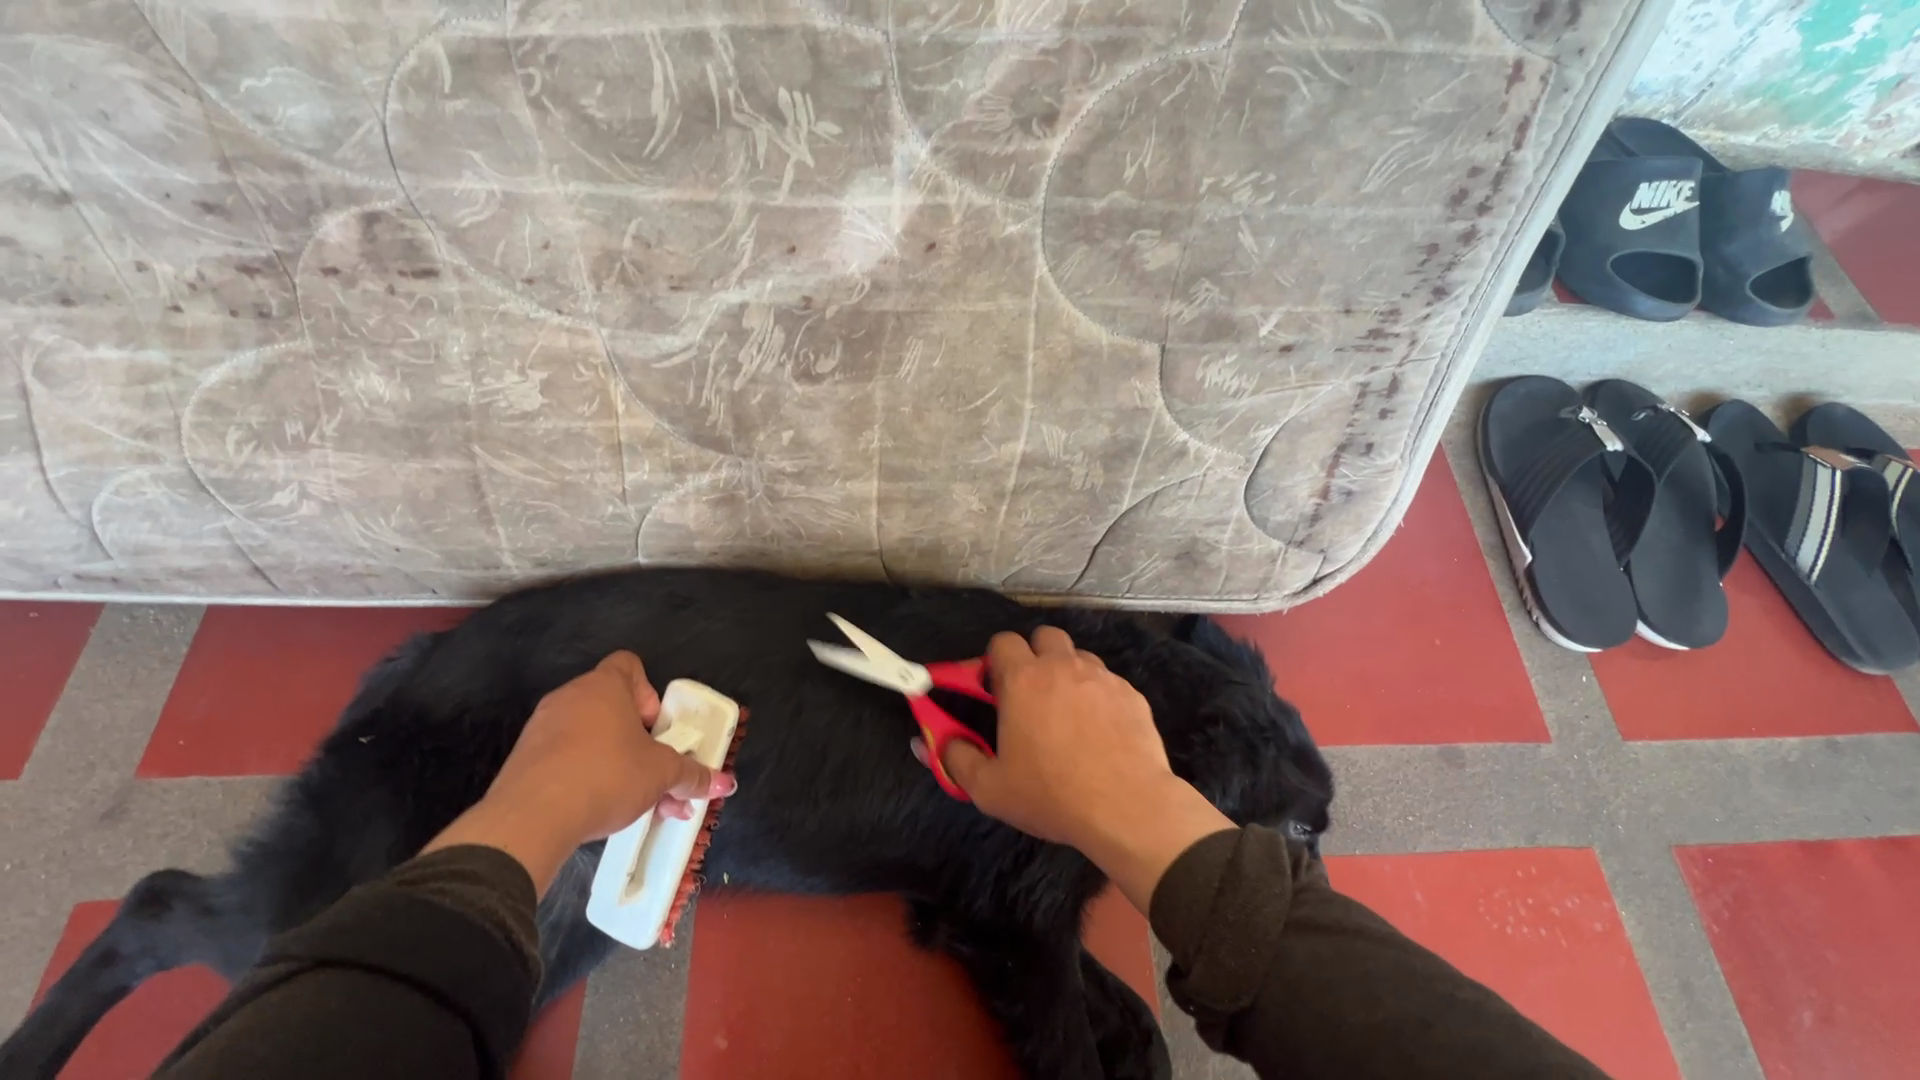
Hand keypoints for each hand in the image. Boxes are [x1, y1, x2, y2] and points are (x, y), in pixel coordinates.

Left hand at [423, 651, 735, 895]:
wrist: (530, 819)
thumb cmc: (606, 775)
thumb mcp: (661, 774)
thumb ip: (693, 775)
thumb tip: (724, 783)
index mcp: (603, 687)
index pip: (629, 665)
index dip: (650, 692)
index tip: (658, 726)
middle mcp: (569, 698)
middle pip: (612, 707)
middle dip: (640, 740)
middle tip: (656, 769)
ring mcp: (541, 730)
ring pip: (590, 738)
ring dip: (617, 763)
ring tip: (638, 802)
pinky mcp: (524, 763)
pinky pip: (566, 760)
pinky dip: (587, 778)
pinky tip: (603, 811)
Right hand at [934, 627, 1231, 912]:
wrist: (1127, 808)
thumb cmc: (1052, 795)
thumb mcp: (990, 789)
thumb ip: (956, 759)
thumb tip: (931, 743)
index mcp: (1023, 680)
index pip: (1003, 642)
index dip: (996, 661)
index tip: (997, 690)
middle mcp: (1063, 667)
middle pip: (1045, 636)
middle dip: (1035, 655)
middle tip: (1031, 694)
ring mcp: (1102, 678)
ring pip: (1080, 657)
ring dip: (1068, 673)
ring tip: (1067, 713)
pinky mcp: (1132, 695)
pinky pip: (1108, 683)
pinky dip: (1099, 697)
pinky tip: (1100, 731)